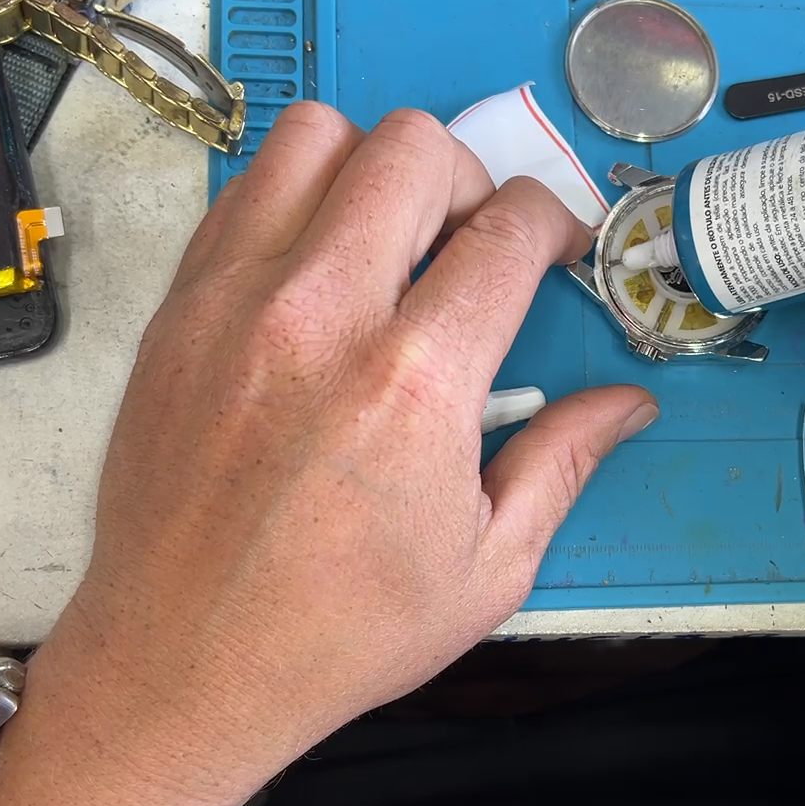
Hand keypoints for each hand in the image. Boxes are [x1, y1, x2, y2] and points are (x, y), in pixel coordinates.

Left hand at [76, 102, 653, 738]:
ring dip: (379, 170)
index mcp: (417, 384)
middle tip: (480, 245)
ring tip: (398, 242)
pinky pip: (246, 191)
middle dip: (474, 180)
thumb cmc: (345, 632)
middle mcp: (321, 317)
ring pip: (318, 137)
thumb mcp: (491, 565)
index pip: (507, 230)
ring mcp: (234, 302)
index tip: (559, 248)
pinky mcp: (177, 312)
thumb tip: (627, 405)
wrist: (188, 668)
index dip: (554, 221)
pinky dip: (302, 198)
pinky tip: (324, 269)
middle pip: (415, 149)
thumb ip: (565, 461)